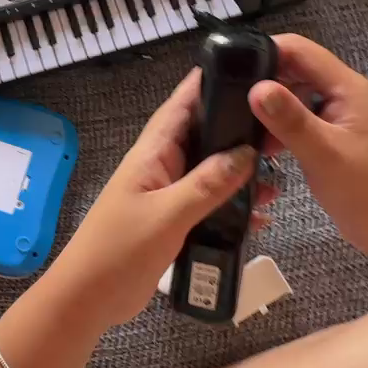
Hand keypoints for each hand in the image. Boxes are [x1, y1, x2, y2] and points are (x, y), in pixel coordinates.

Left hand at [45, 68, 265, 329]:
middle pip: (203, 138)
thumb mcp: (167, 215)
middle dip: (237, 133)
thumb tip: (246, 152)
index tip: (245, 69)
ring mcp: (166, 194)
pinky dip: (232, 207)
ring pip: (210, 173)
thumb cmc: (119, 250)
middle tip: (279, 133)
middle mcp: (160, 166)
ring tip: (277, 182)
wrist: (89, 299)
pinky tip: (259, 218)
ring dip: (240, 176)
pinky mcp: (173, 221)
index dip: (208, 84)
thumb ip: (206, 185)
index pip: (181, 106)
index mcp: (151, 153)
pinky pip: (208, 204)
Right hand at [247, 34, 367, 249]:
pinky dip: (279, 127)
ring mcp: (337, 115)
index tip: (230, 69)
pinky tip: (264, 147)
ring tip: (245, 129)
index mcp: (346, 87)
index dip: (264, 51)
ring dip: (269, 108)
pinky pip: (298, 118)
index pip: (299, 49)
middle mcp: (341, 93)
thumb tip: (255, 87)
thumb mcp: (324, 154)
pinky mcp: (330, 136)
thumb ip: (290, 120)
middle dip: (263, 81)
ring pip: (293, 94)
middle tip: (229, 102)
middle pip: (294, 68)